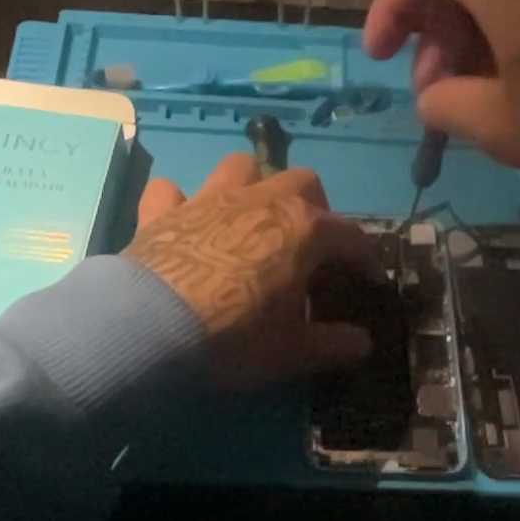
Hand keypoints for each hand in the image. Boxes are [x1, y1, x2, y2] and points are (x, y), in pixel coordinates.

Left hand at [125, 152, 380, 387]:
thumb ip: (332, 344)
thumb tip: (363, 342)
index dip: (366, 260)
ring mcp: (207, 199)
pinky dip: (181, 202)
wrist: (148, 329)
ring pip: (240, 168)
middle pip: (302, 183)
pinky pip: (172, 191)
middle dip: (315, 209)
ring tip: (253, 220)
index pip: (350, 236)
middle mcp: (260, 201)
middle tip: (311, 247)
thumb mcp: (291, 352)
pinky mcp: (161, 212)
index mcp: (302, 230)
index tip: (371, 282)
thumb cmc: (233, 338)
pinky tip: (183, 221)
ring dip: (253, 187)